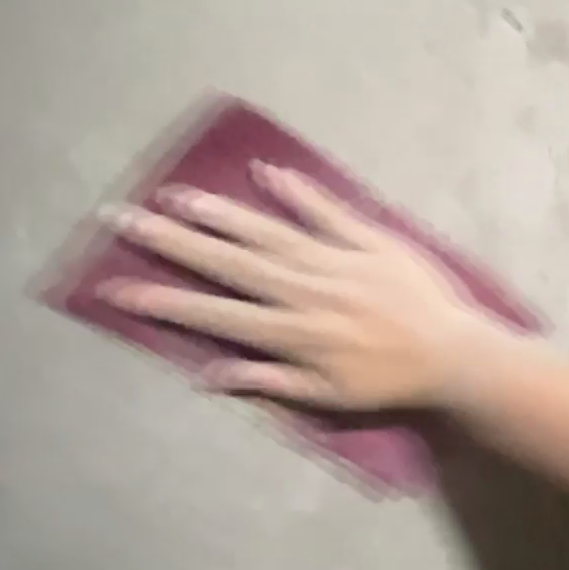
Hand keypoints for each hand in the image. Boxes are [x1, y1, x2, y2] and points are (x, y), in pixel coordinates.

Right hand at [97, 161, 514, 409]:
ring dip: (223, 214)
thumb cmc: (390, 381)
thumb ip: (269, 383)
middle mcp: (305, 291)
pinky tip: (267, 172)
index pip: (215, 313)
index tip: (116, 284)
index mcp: (292, 334)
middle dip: (174, 241)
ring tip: (179, 195)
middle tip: (125, 216)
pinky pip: (329, 212)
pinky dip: (300, 192)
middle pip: (230, 262)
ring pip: (270, 233)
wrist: (452, 354)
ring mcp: (338, 261)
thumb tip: (207, 374)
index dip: (164, 299)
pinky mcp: (371, 241)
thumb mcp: (328, 397)